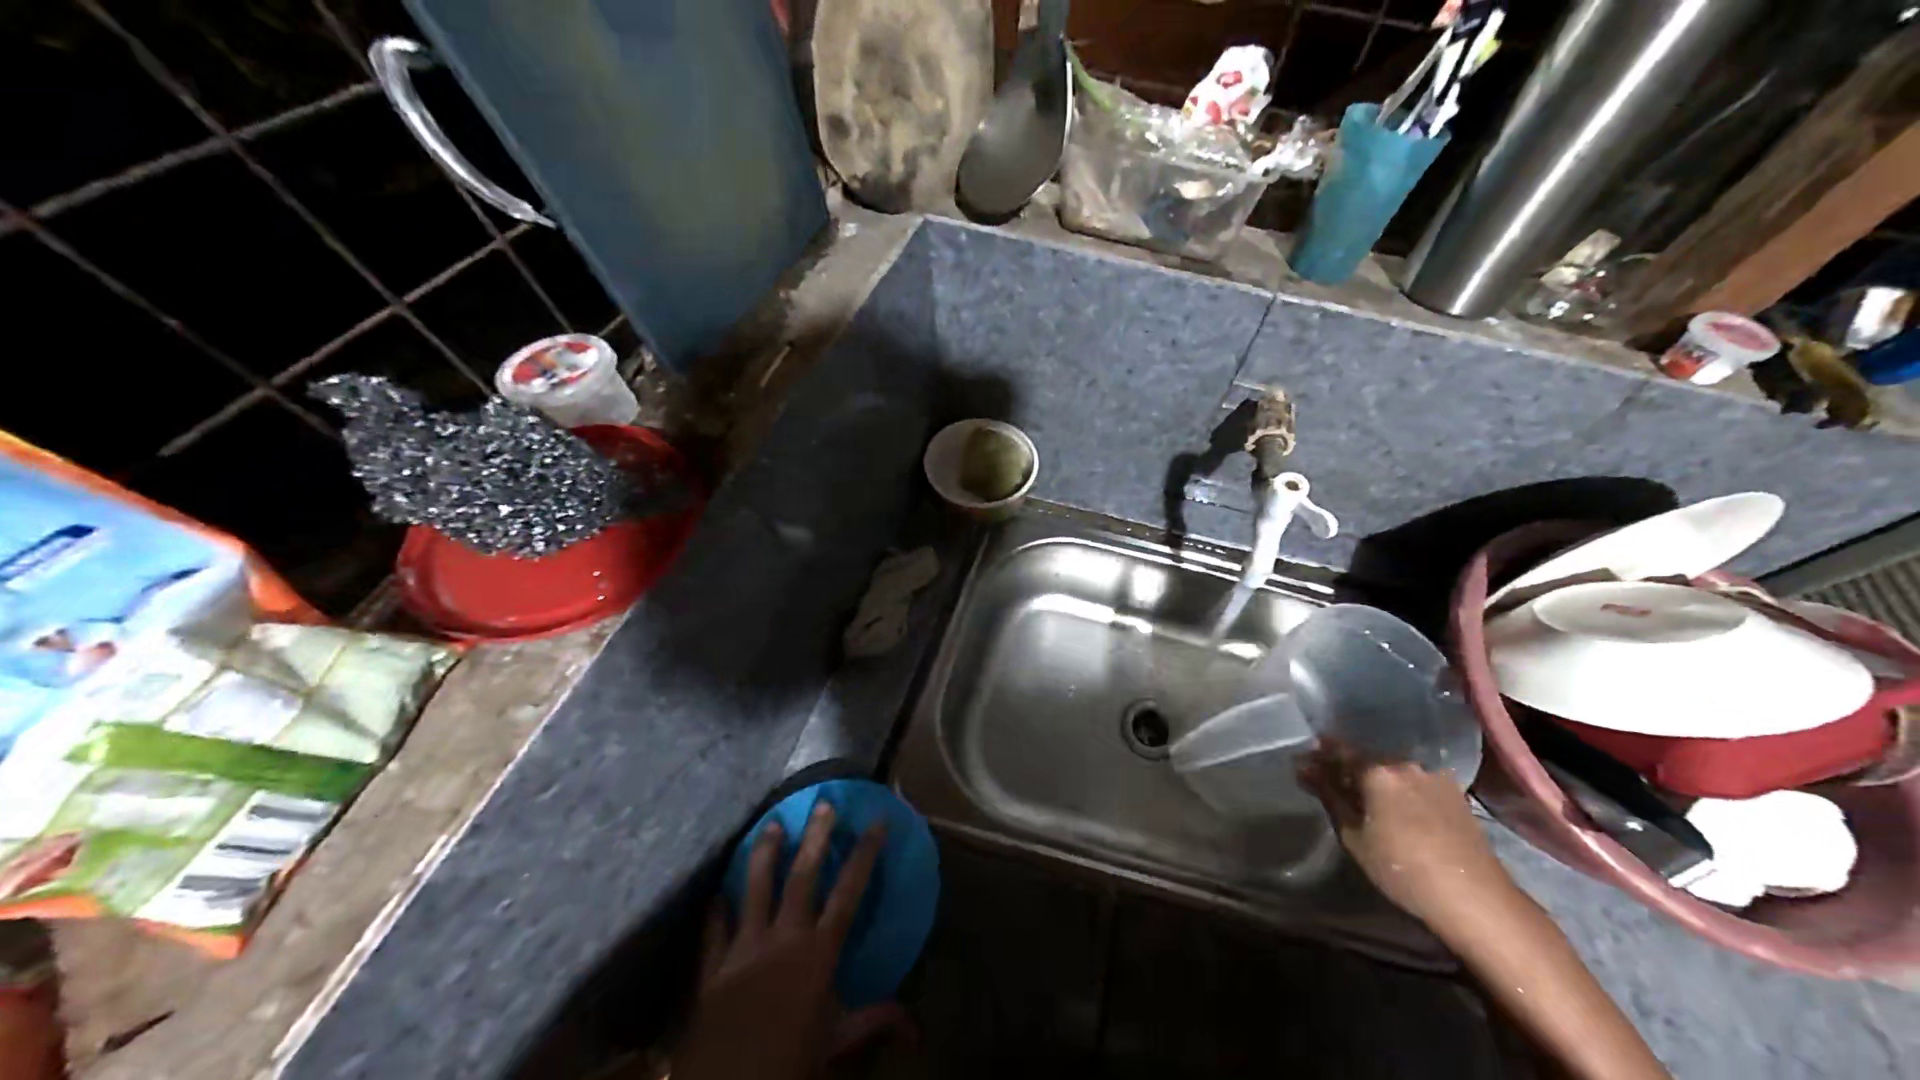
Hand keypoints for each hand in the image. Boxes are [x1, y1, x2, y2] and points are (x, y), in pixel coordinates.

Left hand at [672, 802, 900, 1079]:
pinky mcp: (713, 966)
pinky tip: (717, 892)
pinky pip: (714, 929)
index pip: (848, 892)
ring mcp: (744, 947)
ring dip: (765, 854)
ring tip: (771, 824)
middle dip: (816, 836)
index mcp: (818, 952)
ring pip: (756, 887)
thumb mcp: (837, 1041)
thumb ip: (875, 1021)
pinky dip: (717, 910)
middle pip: (802, 875)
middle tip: (824, 804)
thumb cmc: (792, 1061)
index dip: (864, 855)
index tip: (876, 823)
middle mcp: (783, 938)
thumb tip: (915, 1026)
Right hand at [1298, 742, 1513, 933]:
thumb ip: (1328, 795)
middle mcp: (1406, 764)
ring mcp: (1435, 777)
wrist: (1476, 900)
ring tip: (1362, 798)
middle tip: (1328, 783)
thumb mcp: (1353, 836)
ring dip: (1374, 778)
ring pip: (1392, 770)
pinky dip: (1398, 788)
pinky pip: (1414, 782)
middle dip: (1345, 767)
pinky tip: (1394, 808)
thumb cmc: (1403, 869)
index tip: (1302, 765)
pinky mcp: (1455, 793)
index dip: (1317, 755)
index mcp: (1378, 770)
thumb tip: (1305, 767)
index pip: (1338, 749)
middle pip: (1366, 757)